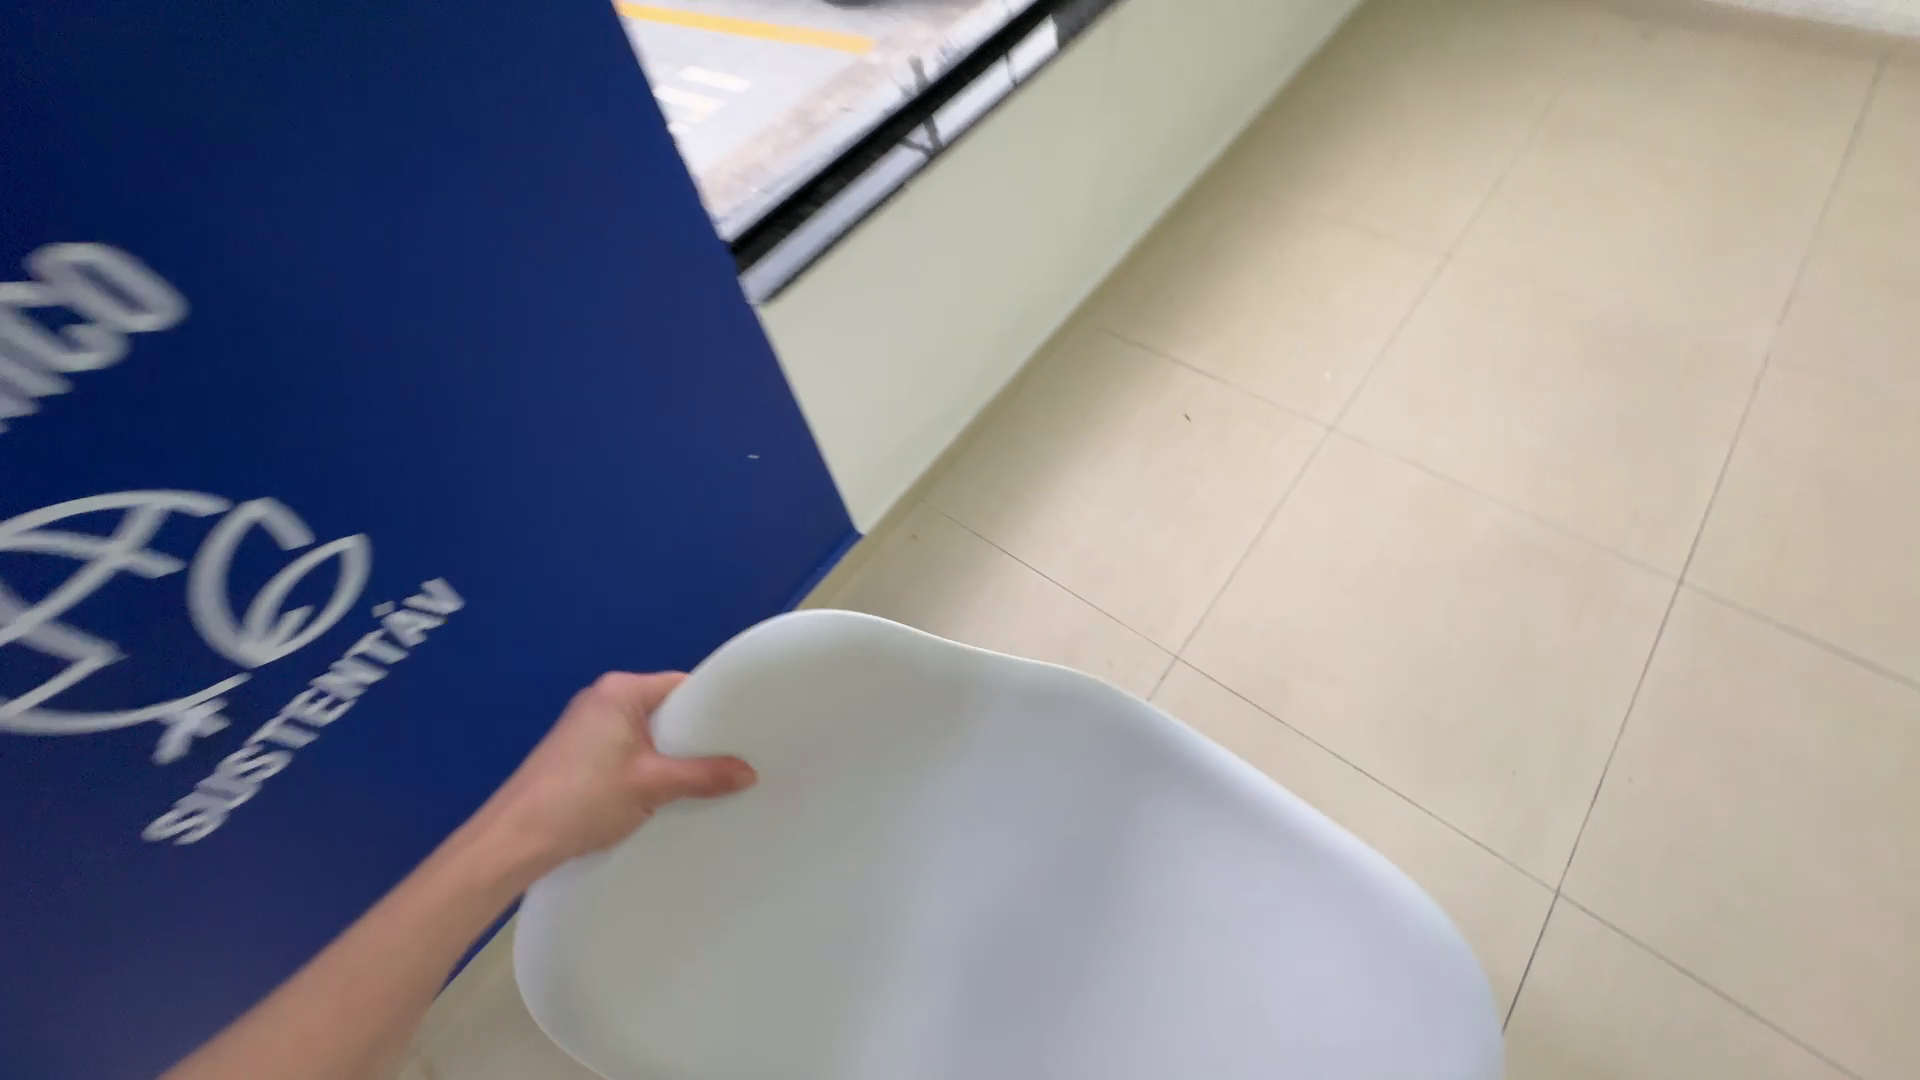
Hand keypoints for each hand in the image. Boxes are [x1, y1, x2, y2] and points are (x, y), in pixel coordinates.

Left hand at [474, 672, 755, 875]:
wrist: (512, 842)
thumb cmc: (582, 799)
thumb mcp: (653, 786)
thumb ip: (705, 776)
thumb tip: (751, 772)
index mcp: (621, 690)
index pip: (684, 686)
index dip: (716, 706)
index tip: (745, 728)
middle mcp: (603, 698)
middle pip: (667, 709)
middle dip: (696, 734)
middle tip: (736, 754)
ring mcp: (588, 726)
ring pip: (649, 733)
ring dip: (673, 754)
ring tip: (709, 774)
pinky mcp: (579, 752)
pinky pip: (629, 749)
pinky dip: (650, 765)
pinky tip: (668, 789)